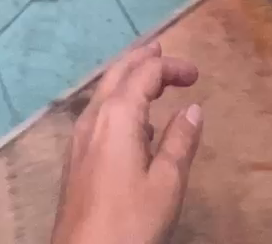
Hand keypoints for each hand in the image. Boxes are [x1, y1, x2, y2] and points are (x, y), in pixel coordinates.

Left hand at [51, 42, 202, 243]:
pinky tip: (133, 123)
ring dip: (128, 78)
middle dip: (141, 58)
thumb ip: (180, 142)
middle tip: (161, 50)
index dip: (171, 67)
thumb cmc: (129, 222)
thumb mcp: (166, 184)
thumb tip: (192, 109)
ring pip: (105, 91)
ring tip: (149, 78)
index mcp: (117, 115)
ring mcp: (80, 137)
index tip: (196, 74)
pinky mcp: (76, 158)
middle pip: (118, 72)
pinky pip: (99, 112)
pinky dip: (118, 100)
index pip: (145, 73)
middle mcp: (94, 116)